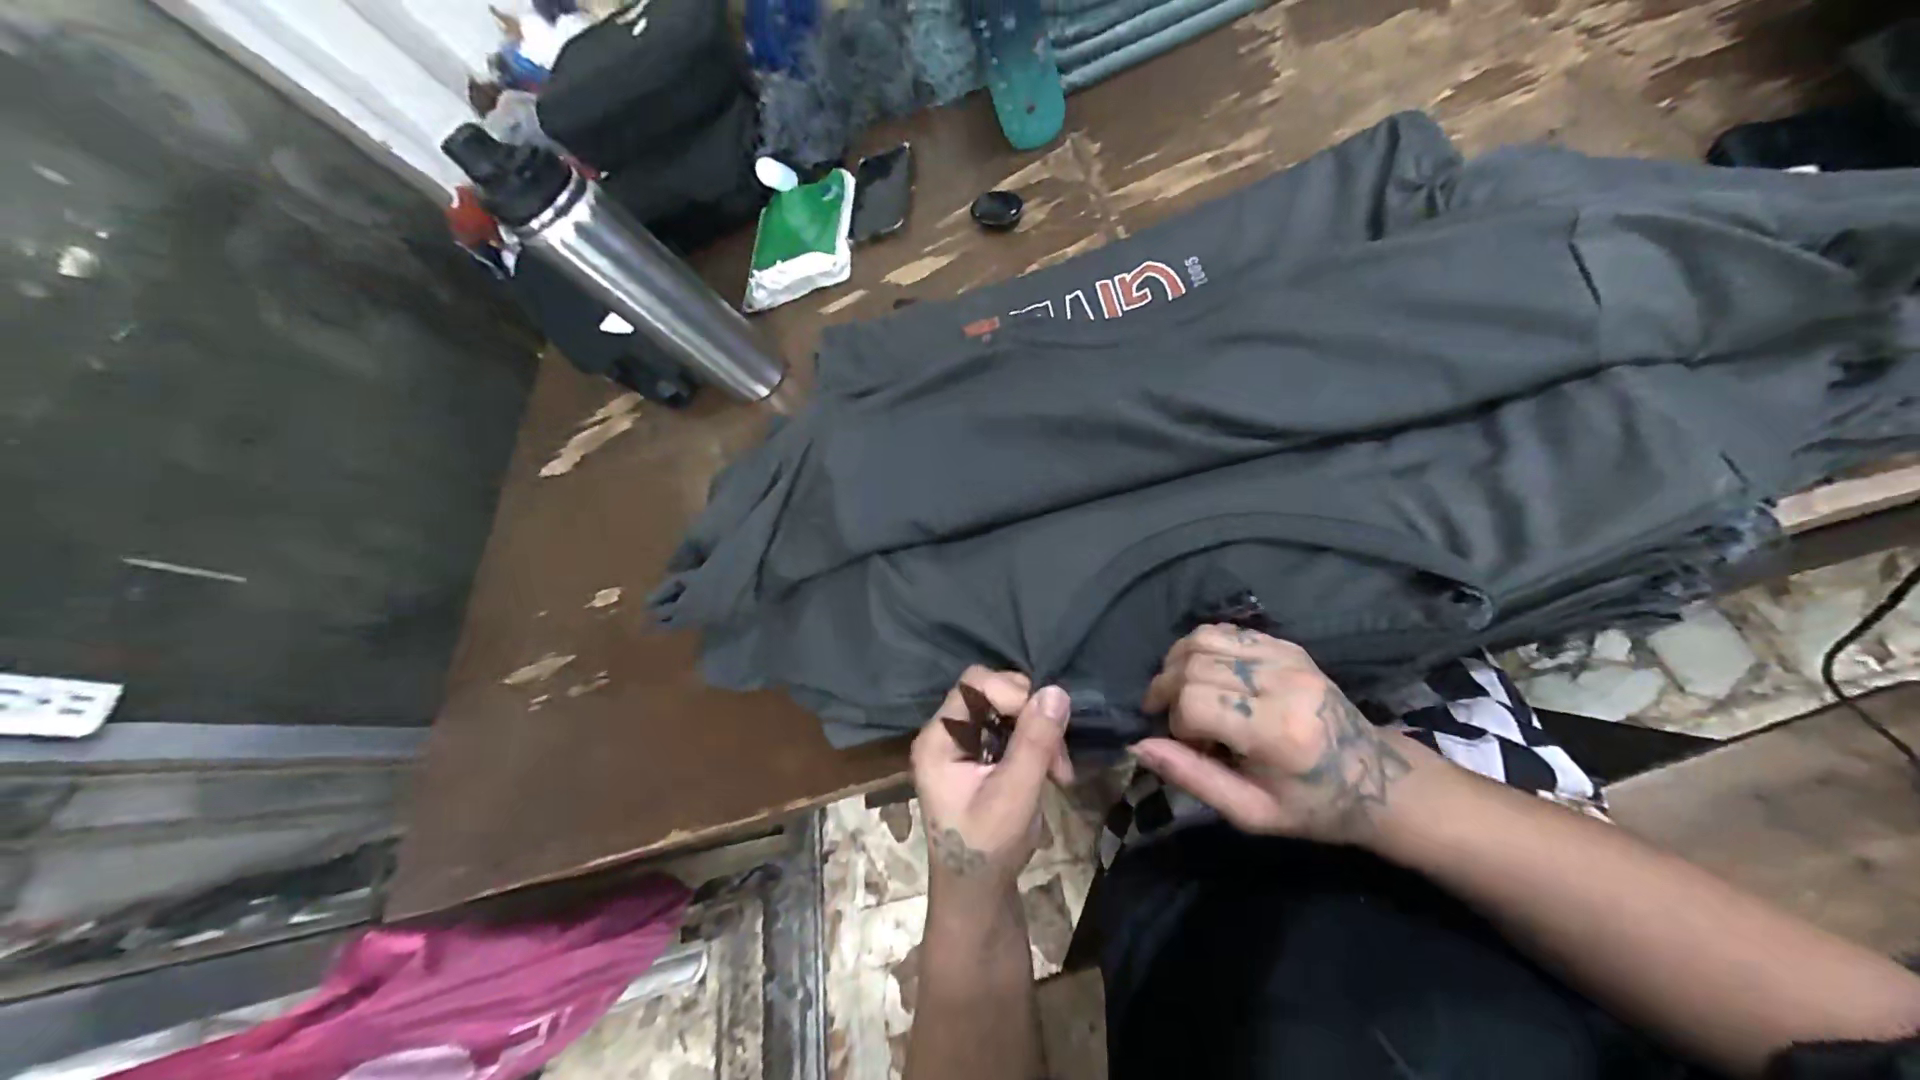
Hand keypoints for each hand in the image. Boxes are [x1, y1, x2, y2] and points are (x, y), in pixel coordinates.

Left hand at [911, 667, 1072, 900]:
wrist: (977, 895)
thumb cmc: (987, 848)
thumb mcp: (1014, 794)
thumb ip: (1034, 742)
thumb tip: (1056, 691)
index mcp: (939, 738)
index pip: (975, 685)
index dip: (1014, 694)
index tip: (1047, 725)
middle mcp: (946, 734)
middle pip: (992, 693)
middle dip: (1031, 715)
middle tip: (1058, 754)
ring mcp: (963, 746)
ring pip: (1007, 711)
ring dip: (1039, 732)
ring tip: (1059, 770)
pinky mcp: (981, 758)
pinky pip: (1011, 731)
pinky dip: (1035, 744)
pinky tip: (1050, 771)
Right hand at [1133, 625, 1429, 845]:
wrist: (1378, 781)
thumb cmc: (1313, 806)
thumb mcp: (1250, 813)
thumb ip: (1191, 777)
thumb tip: (1138, 745)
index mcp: (1277, 730)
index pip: (1194, 701)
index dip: (1176, 722)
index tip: (1189, 745)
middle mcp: (1282, 682)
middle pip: (1193, 664)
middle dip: (1168, 690)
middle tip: (1175, 719)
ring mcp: (1287, 657)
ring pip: (1203, 637)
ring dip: (1177, 663)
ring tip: (1181, 691)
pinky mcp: (1288, 646)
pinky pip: (1225, 631)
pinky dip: (1201, 648)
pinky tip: (1205, 674)